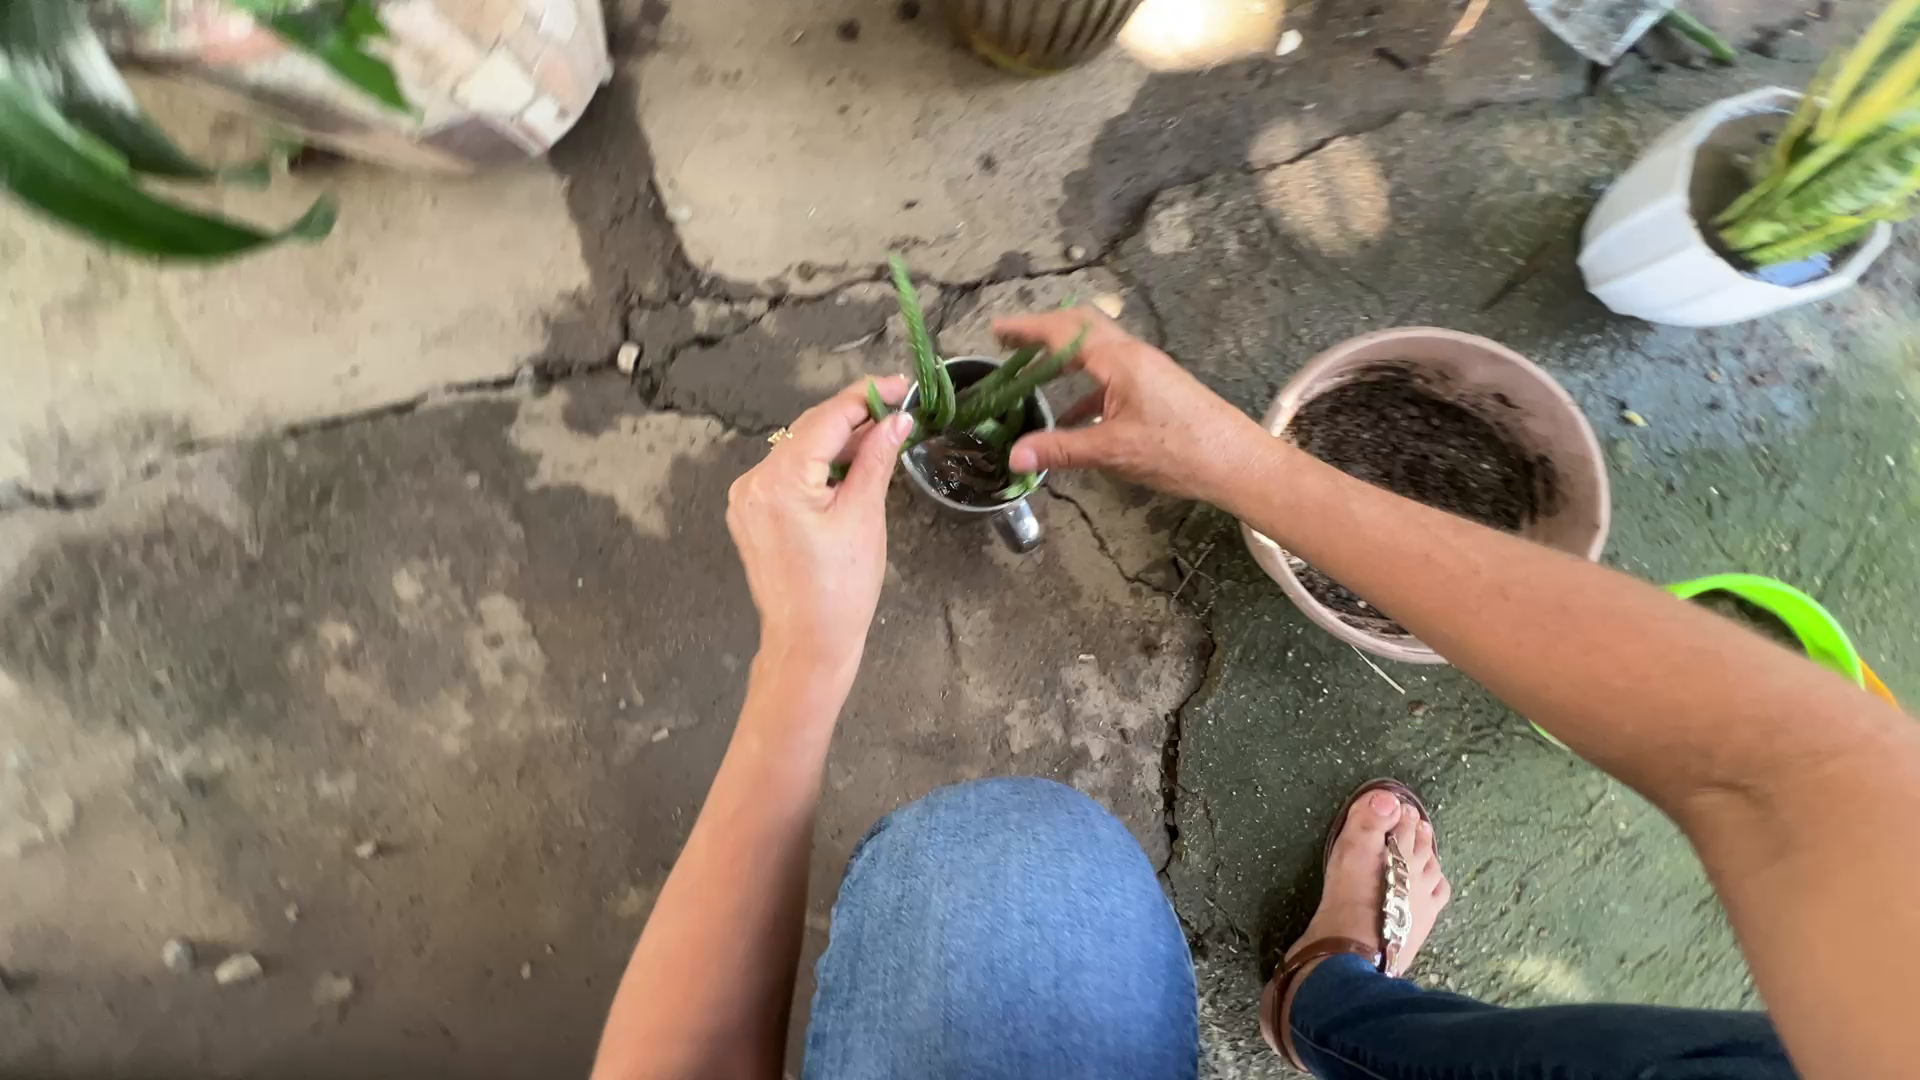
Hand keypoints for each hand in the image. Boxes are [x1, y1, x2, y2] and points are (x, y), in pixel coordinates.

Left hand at [727, 376, 914, 675]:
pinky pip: (790, 476)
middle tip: (899, 413)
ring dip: (839, 444)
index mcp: (779, 480)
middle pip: (809, 432)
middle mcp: (752, 482)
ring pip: (800, 452)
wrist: (808, 643)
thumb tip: (897, 420)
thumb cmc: (841, 589)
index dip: (866, 397)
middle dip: (854, 420)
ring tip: (882, 441)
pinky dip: (821, 468)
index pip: (826, 419)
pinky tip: (851, 468)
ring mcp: (747, 499)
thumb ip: (877, 458)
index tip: (900, 387)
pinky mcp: (752, 514)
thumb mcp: (865, 516)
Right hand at [997, 309, 1269, 504]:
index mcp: (1119, 361)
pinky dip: (1083, 389)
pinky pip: (1109, 378)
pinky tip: (1070, 417)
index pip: (1064, 333)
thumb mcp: (1112, 450)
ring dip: (1062, 358)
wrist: (1236, 461)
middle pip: (1081, 328)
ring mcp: (1145, 370)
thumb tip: (1014, 455)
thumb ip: (1061, 449)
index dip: (1027, 329)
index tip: (997, 329)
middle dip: (1044, 331)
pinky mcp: (1154, 389)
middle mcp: (1132, 355)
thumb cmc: (1178, 450)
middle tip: (1011, 340)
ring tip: (1031, 374)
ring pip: (1095, 352)